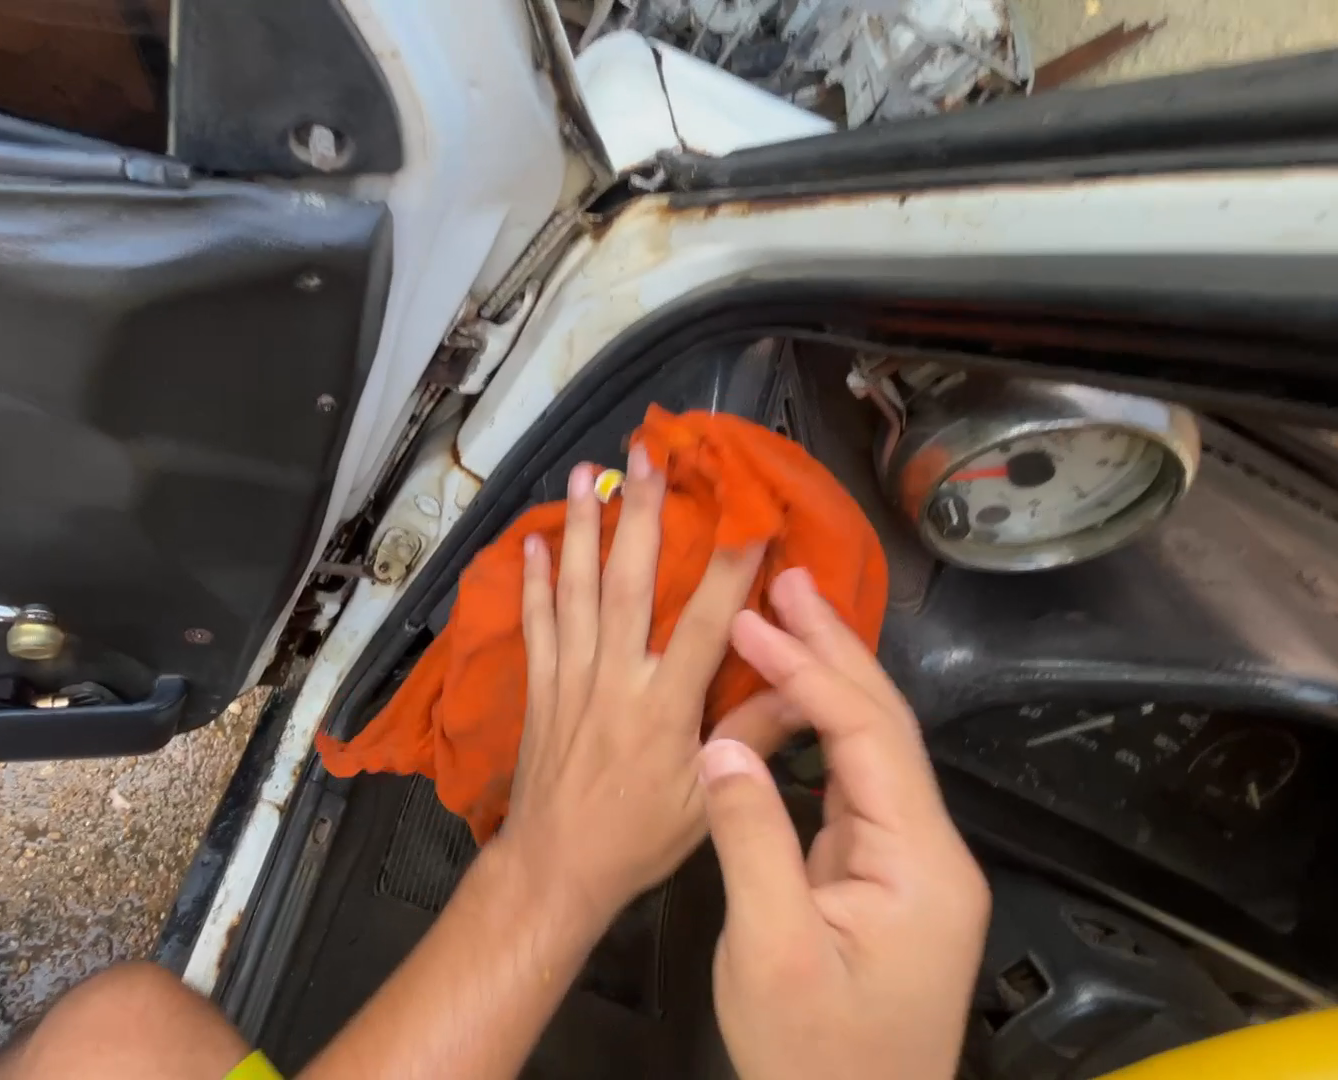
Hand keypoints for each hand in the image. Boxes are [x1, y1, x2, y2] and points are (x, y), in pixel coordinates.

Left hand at [501, 446, 771, 918]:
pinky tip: (531, 542)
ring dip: (579, 530)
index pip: (707, 622)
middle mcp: (615, 676)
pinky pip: (535, 623)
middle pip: (629, 584)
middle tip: (644, 457)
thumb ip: (752, 733)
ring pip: (575, 590)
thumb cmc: (641, 835)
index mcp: (666, 705)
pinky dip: (533, 582)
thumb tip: (806, 685)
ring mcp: (570, 675)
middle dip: (639, 516)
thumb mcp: (708, 796)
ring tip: (584, 475)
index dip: (729, 565)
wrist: (557, 863)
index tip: (745, 510)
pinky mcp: (539, 684)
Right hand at [699, 568, 989, 1079]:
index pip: (866, 736)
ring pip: (868, 741)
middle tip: (785, 582)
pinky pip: (845, 770)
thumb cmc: (815, 1054)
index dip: (809, 671)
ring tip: (782, 615)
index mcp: (919, 862)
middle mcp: (925, 844)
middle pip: (884, 724)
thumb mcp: (773, 951)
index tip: (751, 621)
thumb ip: (752, 839)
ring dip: (825, 673)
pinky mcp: (874, 863)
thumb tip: (722, 744)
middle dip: (834, 648)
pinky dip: (814, 718)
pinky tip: (785, 691)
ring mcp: (903, 853)